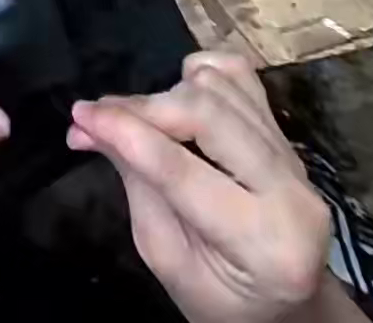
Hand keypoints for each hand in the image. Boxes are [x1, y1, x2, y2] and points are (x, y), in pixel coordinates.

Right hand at [69, 51, 363, 322]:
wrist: (284, 299)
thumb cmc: (218, 292)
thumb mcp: (163, 254)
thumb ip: (132, 181)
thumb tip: (86, 124)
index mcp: (264, 244)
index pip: (180, 169)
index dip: (123, 132)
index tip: (80, 113)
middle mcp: (291, 191)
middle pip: (204, 111)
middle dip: (142, 107)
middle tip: (101, 116)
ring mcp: (292, 153)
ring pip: (215, 86)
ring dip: (166, 95)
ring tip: (144, 121)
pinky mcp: (283, 127)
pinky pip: (237, 72)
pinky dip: (200, 72)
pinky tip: (182, 97)